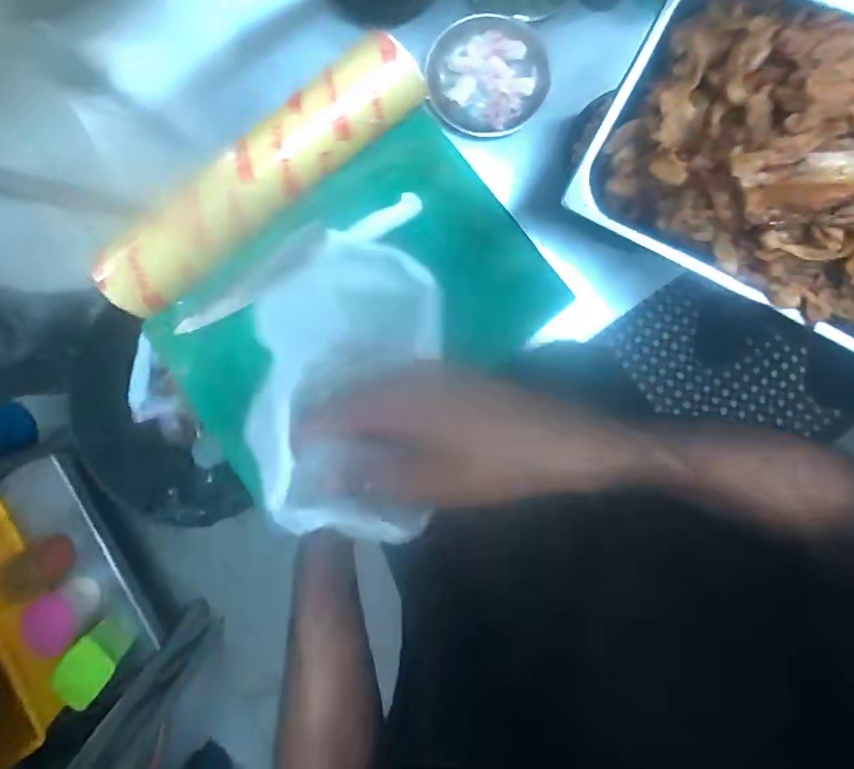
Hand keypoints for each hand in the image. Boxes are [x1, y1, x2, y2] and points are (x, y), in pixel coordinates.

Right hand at [301, 366, 673, 509]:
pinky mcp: (453, 374)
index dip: (309, 430)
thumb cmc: (500, 466)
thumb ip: (378, 476)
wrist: (565, 439)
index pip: (337, 409)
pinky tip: (383, 424)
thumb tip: (328, 473)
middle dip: (326, 416)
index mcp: (402, 398)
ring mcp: (435, 369)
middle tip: (307, 449)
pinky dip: (380, 401)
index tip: (289, 455)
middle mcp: (412, 374)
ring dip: (353, 406)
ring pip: (377, 382)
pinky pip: (399, 381)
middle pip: (353, 389)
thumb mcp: (436, 483)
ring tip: (336, 440)